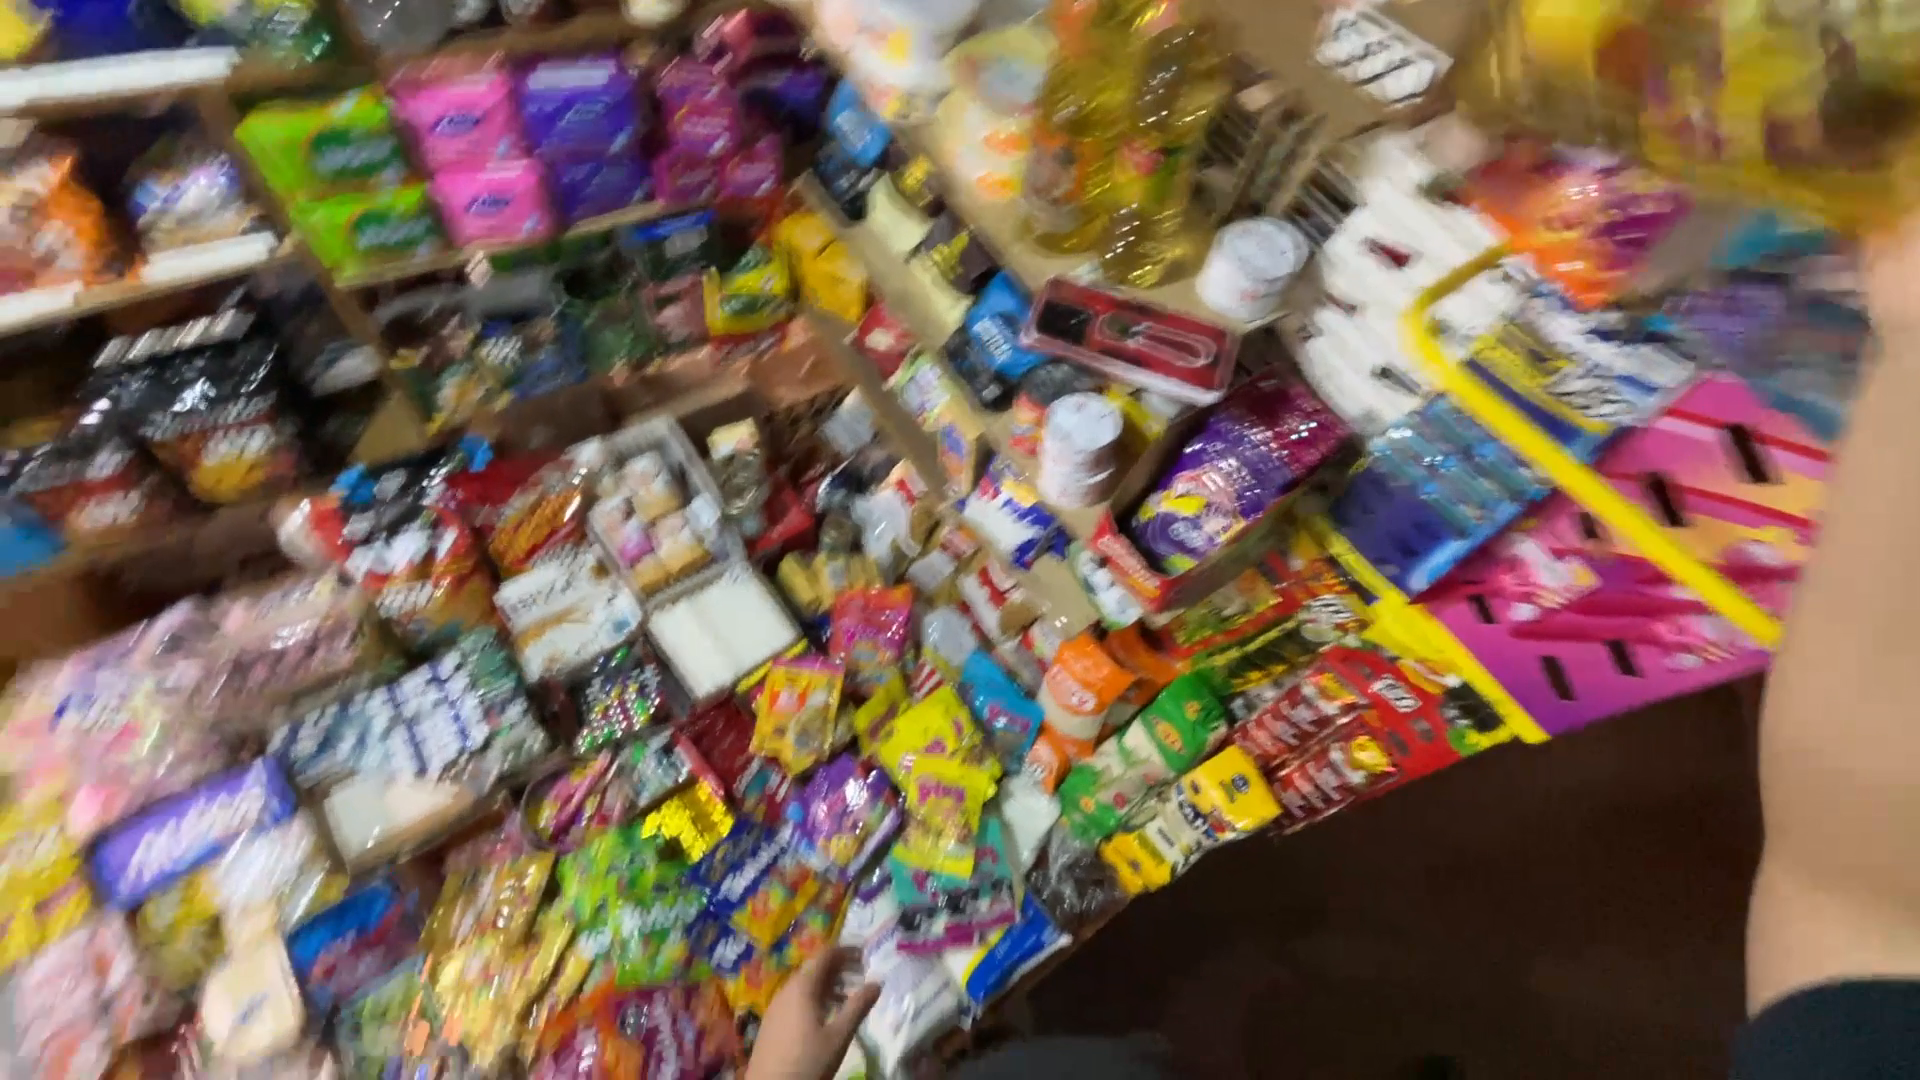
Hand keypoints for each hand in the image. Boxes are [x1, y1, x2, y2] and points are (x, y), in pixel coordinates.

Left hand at [745, 948, 881, 1079]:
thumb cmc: (807, 1063)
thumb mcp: (838, 1037)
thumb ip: (858, 1007)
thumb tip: (877, 983)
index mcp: (802, 986)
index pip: (826, 954)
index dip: (846, 951)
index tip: (865, 956)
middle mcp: (786, 989)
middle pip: (814, 967)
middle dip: (838, 968)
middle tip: (859, 975)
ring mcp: (775, 1006)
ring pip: (804, 984)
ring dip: (826, 984)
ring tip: (845, 997)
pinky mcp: (770, 1022)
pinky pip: (794, 998)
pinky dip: (812, 997)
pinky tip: (823, 1016)